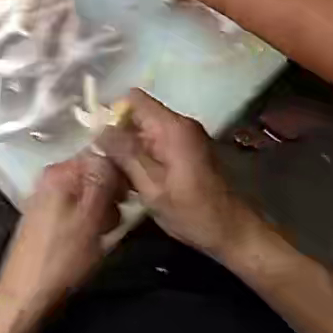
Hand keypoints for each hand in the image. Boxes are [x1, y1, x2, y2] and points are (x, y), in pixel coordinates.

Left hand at [0, 152, 125, 332]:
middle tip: (116, 217)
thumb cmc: (62, 257)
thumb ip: (102, 180)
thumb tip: (111, 149)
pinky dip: (89, 220)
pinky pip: (77, 208)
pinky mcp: (46, 217)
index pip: (99, 154)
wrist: (26, 294)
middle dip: (111, 193)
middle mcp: (49, 178)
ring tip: (105, 232)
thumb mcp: (91, 217)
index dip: (120, 171)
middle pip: (93, 173)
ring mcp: (46, 197)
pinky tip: (91, 239)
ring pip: (87, 193)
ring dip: (102, 209)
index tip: (132, 193)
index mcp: (59, 172)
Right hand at [96, 90, 265, 261]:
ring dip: (128, 148)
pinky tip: (133, 180)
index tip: (98, 139)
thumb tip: (99, 129)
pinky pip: (155, 142)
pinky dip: (141, 156)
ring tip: (116, 174)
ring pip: (143, 130)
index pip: (133, 99)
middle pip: (137, 115)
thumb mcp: (151, 186)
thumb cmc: (193, 212)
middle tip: (102, 161)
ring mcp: (185, 137)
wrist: (235, 233)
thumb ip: (125, 154)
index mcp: (172, 128)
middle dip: (117, 134)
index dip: (112, 112)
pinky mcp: (187, 150)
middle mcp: (180, 125)